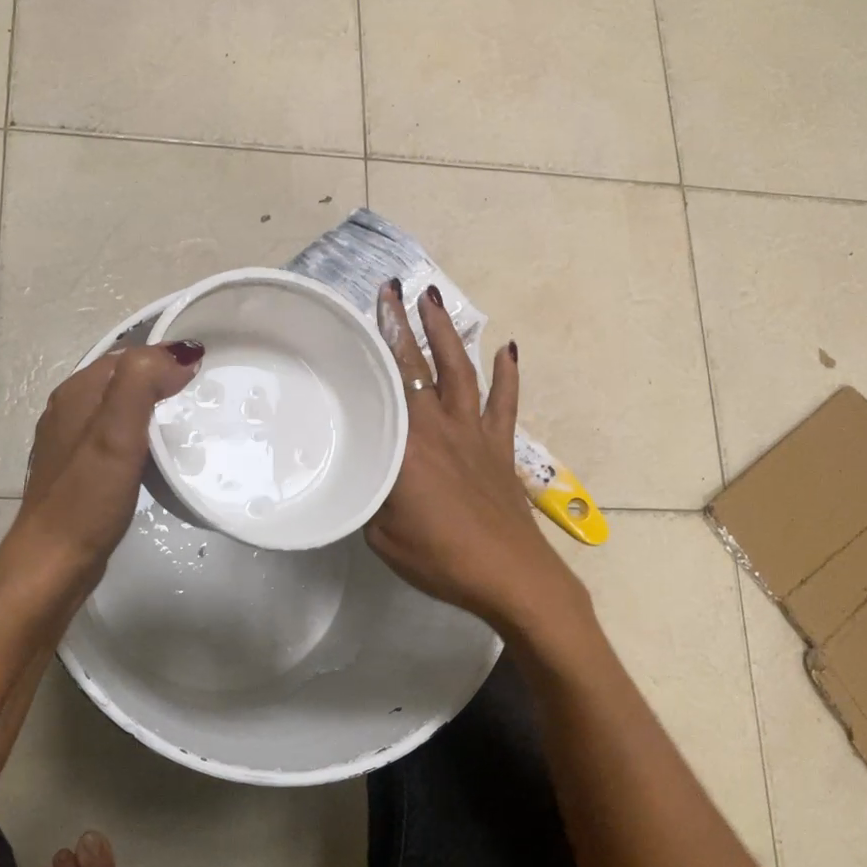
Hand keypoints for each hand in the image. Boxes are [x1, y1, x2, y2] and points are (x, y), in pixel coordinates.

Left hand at [0, 342, 202, 594]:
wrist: (54, 562)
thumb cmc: (86, 499)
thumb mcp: (116, 434)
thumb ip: (142, 385)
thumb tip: (181, 356)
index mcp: (77, 393)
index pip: (128, 355)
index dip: (166, 356)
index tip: (208, 370)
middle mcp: (70, 411)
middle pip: (124, 380)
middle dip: (162, 380)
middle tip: (206, 397)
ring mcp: (73, 444)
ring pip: (121, 411)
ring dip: (154, 411)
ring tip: (192, 424)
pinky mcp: (82, 473)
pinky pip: (118, 440)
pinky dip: (143, 439)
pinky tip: (161, 458)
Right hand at [364, 282, 585, 626]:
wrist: (511, 576)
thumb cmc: (439, 557)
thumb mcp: (380, 533)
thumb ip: (369, 493)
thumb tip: (358, 471)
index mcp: (407, 445)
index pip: (385, 386)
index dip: (370, 349)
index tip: (355, 316)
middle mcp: (440, 427)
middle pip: (419, 367)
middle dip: (402, 325)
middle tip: (390, 289)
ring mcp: (475, 434)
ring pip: (461, 371)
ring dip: (447, 333)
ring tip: (432, 301)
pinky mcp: (501, 448)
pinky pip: (504, 403)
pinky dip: (507, 374)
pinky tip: (508, 349)